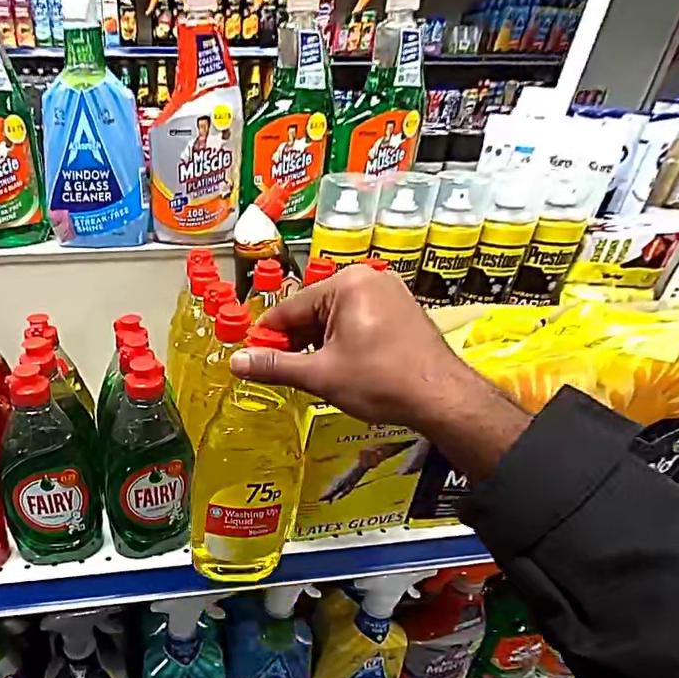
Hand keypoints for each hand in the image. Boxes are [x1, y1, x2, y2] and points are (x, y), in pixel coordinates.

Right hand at [229, 266, 531, 478]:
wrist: (442, 398)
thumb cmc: (382, 381)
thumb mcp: (320, 375)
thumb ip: (275, 365)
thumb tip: (236, 362)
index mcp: (346, 284)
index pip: (289, 308)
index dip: (267, 337)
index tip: (251, 358)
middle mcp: (368, 279)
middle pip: (312, 311)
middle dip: (296, 342)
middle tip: (284, 373)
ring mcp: (388, 293)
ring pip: (335, 318)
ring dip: (319, 345)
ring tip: (314, 375)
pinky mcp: (400, 310)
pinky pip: (358, 321)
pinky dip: (343, 342)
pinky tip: (340, 368)